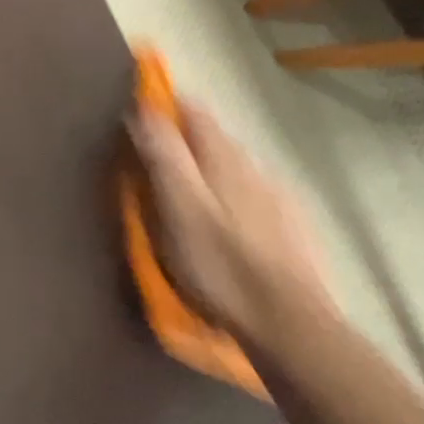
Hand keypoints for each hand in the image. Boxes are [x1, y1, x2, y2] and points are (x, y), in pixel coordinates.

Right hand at [128, 102, 336, 347]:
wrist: (289, 324)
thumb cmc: (218, 262)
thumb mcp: (178, 207)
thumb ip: (163, 155)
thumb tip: (143, 107)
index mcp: (225, 160)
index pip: (193, 111)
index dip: (163, 100)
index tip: (133, 98)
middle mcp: (255, 169)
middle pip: (212, 138)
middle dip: (178, 136)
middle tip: (141, 151)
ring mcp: (278, 199)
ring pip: (230, 166)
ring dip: (200, 164)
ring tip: (171, 185)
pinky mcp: (290, 228)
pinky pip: (247, 193)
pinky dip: (222, 191)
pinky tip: (213, 216)